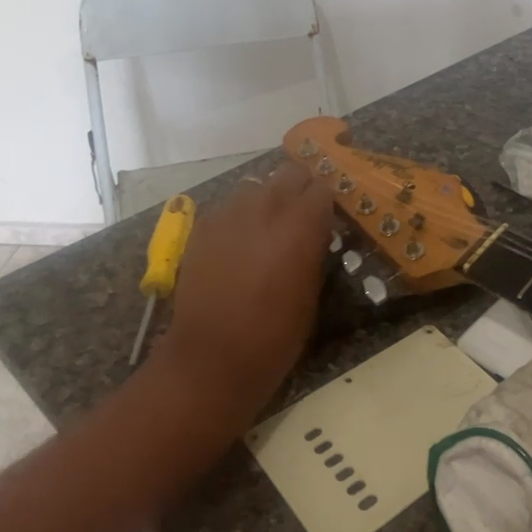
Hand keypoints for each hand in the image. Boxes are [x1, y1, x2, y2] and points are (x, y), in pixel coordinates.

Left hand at [150, 160, 333, 416]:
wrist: (211, 359)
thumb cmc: (274, 337)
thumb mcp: (311, 294)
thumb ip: (314, 252)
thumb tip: (316, 235)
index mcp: (300, 225)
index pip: (322, 188)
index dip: (327, 202)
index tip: (329, 217)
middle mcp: (265, 208)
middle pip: (289, 173)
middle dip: (299, 188)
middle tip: (301, 214)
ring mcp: (229, 214)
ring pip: (256, 186)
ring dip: (267, 199)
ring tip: (267, 227)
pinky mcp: (203, 227)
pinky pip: (228, 207)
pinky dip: (239, 217)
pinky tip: (238, 242)